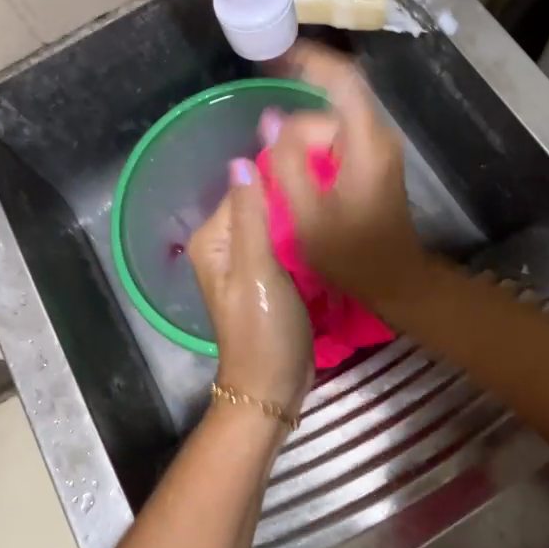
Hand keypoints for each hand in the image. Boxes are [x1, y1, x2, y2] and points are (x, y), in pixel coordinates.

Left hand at [187, 159, 314, 414]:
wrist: (273, 387)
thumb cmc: (263, 329)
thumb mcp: (257, 268)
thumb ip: (251, 215)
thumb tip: (242, 160)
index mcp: (214, 238)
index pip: (247, 187)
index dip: (278, 175)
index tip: (318, 163)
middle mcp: (226, 244)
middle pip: (262, 204)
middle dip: (292, 196)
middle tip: (334, 183)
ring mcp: (249, 260)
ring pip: (278, 223)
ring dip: (301, 216)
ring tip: (335, 202)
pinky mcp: (271, 275)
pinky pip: (287, 243)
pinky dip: (303, 237)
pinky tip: (327, 230)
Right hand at [263, 43, 427, 307]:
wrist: (397, 282)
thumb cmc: (352, 254)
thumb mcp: (308, 215)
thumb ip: (286, 163)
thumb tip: (270, 119)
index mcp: (366, 143)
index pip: (343, 80)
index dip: (310, 59)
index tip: (275, 54)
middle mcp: (378, 137)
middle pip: (329, 108)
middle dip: (294, 126)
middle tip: (266, 158)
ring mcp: (378, 149)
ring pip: (331, 125)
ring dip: (300, 141)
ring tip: (275, 171)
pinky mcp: (373, 162)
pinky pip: (337, 139)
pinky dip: (312, 148)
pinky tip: (293, 174)